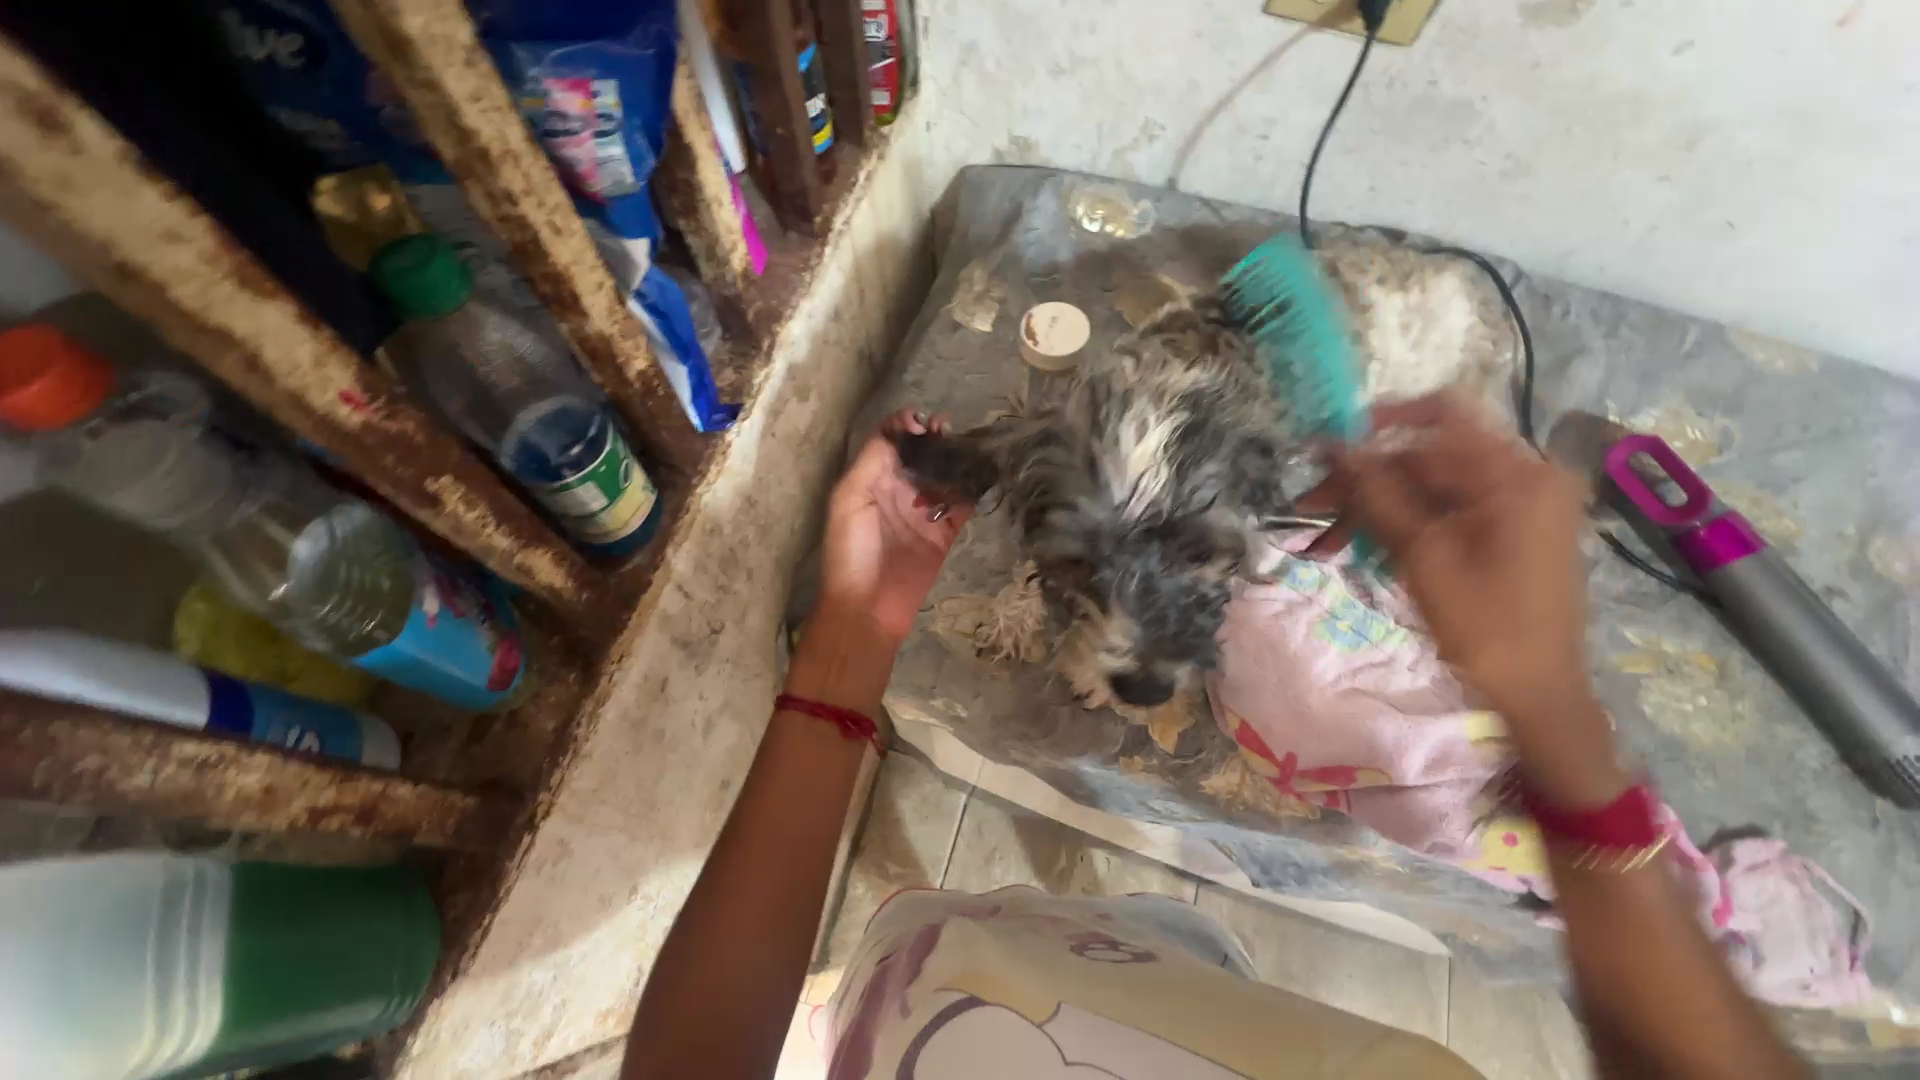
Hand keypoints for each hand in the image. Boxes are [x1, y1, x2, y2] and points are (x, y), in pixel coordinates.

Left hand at [816, 409, 971, 645]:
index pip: (890, 442)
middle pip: (921, 455)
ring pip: (944, 476)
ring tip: (968, 446)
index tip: (921, 422)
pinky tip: (983, 472)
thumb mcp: (850, 499)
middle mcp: (899, 491)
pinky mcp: (945, 535)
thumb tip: (903, 427)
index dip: (905, 425)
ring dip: (955, 458)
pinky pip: (962, 506)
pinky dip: (974, 489)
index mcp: (871, 480)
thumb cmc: (850, 552)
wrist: (866, 608)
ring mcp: (924, 513)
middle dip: (935, 438)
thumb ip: (872, 460)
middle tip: (948, 429)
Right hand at [1301, 393, 1627, 803]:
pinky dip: (1397, 528)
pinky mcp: (1502, 533)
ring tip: (1323, 541)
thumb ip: (1376, 493)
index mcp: (1515, 473)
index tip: (1327, 446)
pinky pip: (1440, 514)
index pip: (1441, 414)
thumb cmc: (1487, 626)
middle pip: (1425, 458)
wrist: (1539, 695)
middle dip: (1363, 481)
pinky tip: (1358, 550)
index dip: (1378, 422)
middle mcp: (1520, 477)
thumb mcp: (1423, 555)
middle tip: (1308, 508)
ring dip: (1371, 509)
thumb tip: (1332, 445)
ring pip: (1425, 489)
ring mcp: (1512, 506)